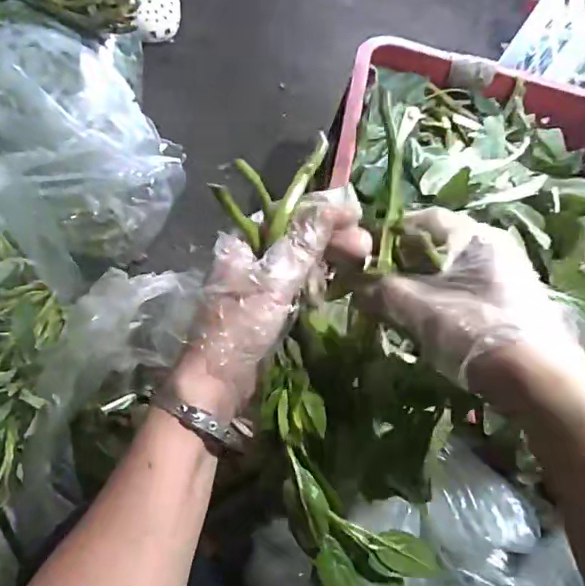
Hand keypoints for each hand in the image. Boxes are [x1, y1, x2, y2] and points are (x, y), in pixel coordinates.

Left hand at [169, 190, 360, 419]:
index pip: (287, 213)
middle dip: (332, 237)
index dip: (323, 211)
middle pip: (297, 236)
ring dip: (330, 260)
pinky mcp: (270, 310)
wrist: (218, 386)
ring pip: (302, 262)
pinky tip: (340, 284)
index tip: (357, 216)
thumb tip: (333, 199)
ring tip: (361, 262)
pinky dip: (319, 283)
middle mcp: (250, 258)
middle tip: (366, 246)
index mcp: (242, 243)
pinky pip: (300, 287)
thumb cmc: (240, 329)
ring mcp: (261, 285)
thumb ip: (303, 242)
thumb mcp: (273, 282)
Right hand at [357, 207, 584, 389]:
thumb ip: (382, 290)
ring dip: (416, 289)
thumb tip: (355, 285)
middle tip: (371, 289)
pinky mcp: (508, 305)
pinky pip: (462, 294)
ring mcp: (504, 277)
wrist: (540, 382)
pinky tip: (423, 328)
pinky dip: (437, 304)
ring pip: (446, 273)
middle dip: (398, 266)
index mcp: (473, 235)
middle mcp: (493, 247)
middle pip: (433, 246)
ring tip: (391, 313)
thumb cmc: (475, 331)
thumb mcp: (418, 309)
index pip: (420, 218)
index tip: (361, 258)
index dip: (386, 234)